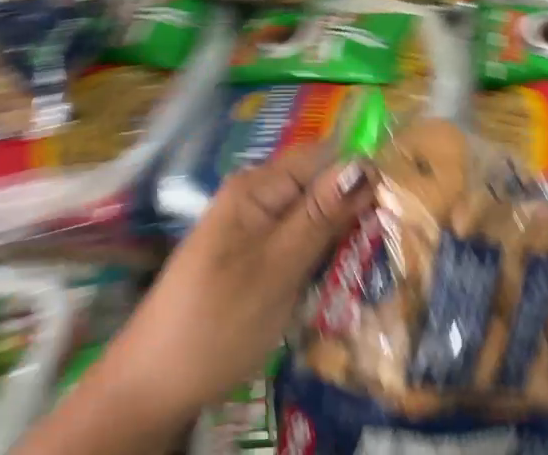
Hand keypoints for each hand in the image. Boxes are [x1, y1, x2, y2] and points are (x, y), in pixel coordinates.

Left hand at [124, 144, 375, 411]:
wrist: (151, 389)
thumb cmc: (217, 324)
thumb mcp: (278, 269)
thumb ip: (320, 216)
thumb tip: (364, 163)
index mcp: (258, 188)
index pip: (326, 157)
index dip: (362, 176)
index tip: (396, 209)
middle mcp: (257, 198)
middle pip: (322, 186)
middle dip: (355, 211)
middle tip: (388, 246)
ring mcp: (253, 230)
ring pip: (315, 218)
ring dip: (342, 240)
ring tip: (370, 268)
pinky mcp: (254, 260)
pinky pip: (300, 244)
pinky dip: (322, 260)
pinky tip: (338, 284)